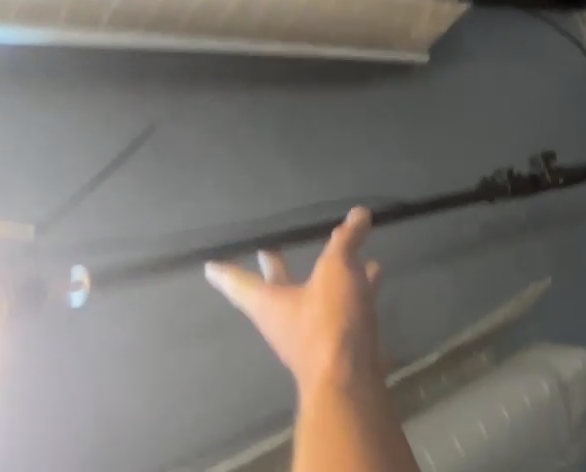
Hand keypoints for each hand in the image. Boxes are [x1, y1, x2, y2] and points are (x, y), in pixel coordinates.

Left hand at [205, 207, 385, 394]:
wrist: (348, 371)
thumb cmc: (329, 320)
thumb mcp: (337, 271)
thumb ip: (346, 240)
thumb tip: (357, 213)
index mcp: (269, 302)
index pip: (239, 283)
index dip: (226, 271)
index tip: (210, 263)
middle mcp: (283, 316)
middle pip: (276, 286)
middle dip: (275, 267)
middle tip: (271, 248)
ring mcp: (310, 328)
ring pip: (313, 292)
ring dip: (324, 274)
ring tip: (343, 253)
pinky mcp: (336, 334)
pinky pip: (344, 301)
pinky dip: (356, 284)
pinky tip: (375, 271)